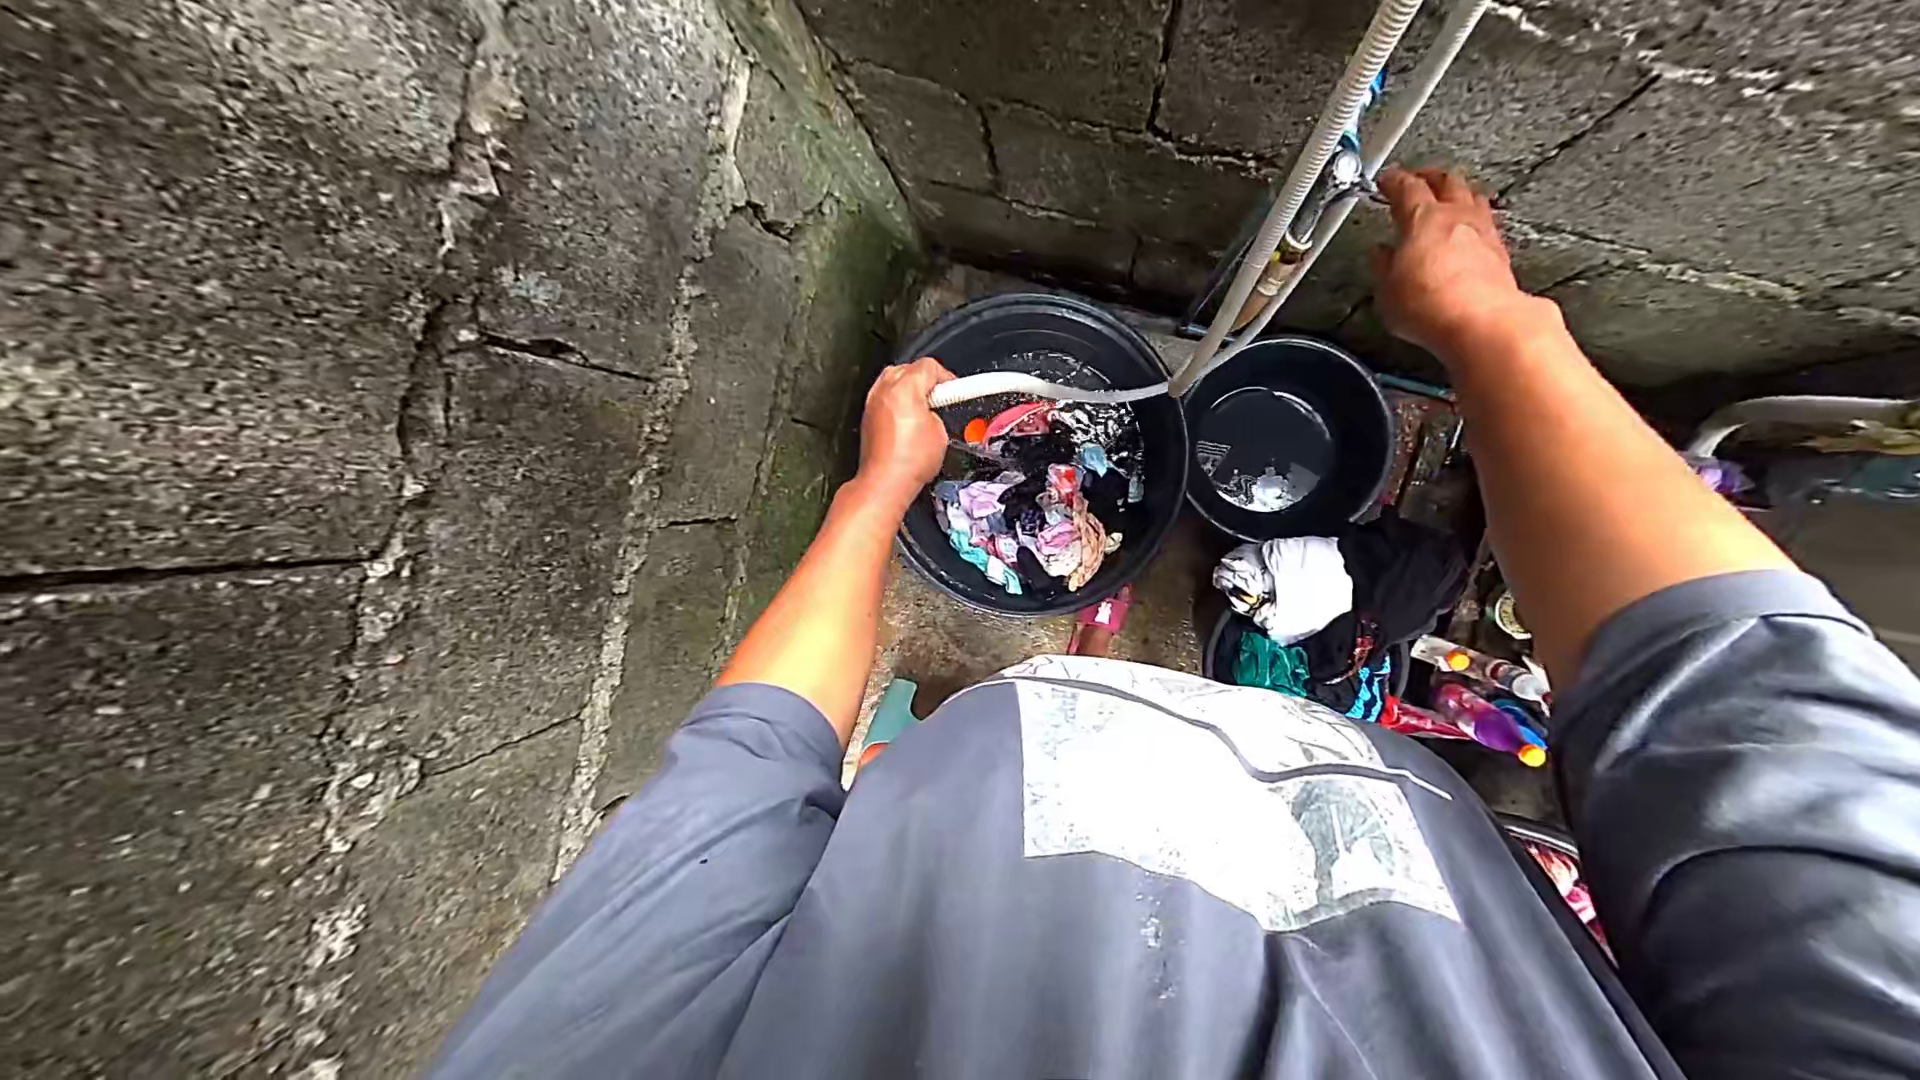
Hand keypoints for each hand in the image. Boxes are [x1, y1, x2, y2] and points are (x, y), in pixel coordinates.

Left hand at [856, 356, 953, 506]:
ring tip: (924, 407)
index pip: (929, 366)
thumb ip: (939, 411)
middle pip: (909, 368)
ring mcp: (873, 402)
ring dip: (910, 387)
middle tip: (941, 397)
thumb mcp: (940, 432)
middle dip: (927, 380)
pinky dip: (896, 400)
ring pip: (893, 379)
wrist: (885, 483)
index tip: (954, 388)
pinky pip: (884, 396)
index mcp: (905, 388)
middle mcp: (885, 391)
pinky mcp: (868, 415)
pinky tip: (908, 417)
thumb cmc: (909, 462)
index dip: (946, 377)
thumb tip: (935, 410)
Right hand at [1371, 167, 1539, 359]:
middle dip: (1430, 175)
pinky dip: (1470, 217)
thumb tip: (1379, 254)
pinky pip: (1483, 221)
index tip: (1387, 178)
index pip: (1406, 188)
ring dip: (1456, 191)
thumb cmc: (1431, 304)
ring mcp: (1481, 231)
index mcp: (1422, 219)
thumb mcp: (1386, 289)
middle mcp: (1456, 216)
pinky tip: (1465, 228)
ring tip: (1447, 196)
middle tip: (1419, 176)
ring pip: (1470, 196)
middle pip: (1447, 181)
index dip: (1394, 181)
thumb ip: (1382, 265)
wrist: (1478, 320)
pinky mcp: (1497, 250)